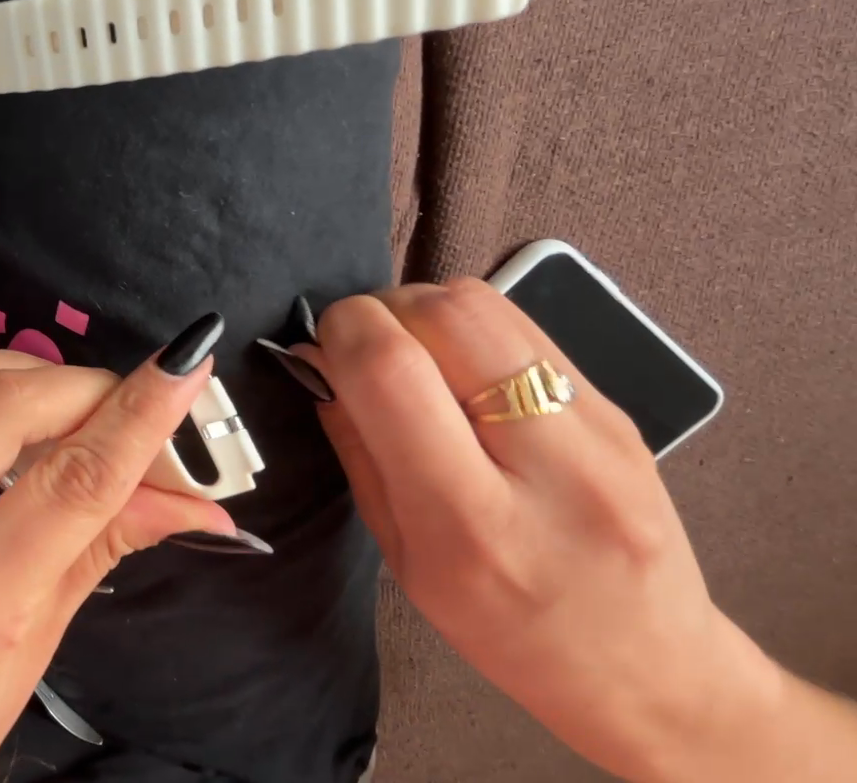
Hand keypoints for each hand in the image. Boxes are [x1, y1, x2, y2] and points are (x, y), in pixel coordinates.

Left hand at [0, 322, 226, 782]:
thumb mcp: (48, 638)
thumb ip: (111, 542)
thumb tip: (198, 497)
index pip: (69, 484)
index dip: (138, 418)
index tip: (187, 367)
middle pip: (7, 409)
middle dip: (87, 391)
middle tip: (129, 407)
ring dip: (31, 372)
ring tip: (67, 408)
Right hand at [297, 279, 795, 781]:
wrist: (652, 667)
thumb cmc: (502, 625)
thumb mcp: (400, 555)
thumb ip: (356, 447)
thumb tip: (317, 360)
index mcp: (471, 519)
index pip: (391, 370)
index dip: (341, 334)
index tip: (322, 349)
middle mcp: (547, 463)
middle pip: (445, 315)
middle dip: (379, 310)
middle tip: (361, 346)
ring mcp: (598, 427)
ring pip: (484, 303)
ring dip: (420, 309)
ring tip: (406, 351)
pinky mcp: (618, 404)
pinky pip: (518, 324)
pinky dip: (462, 324)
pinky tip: (453, 363)